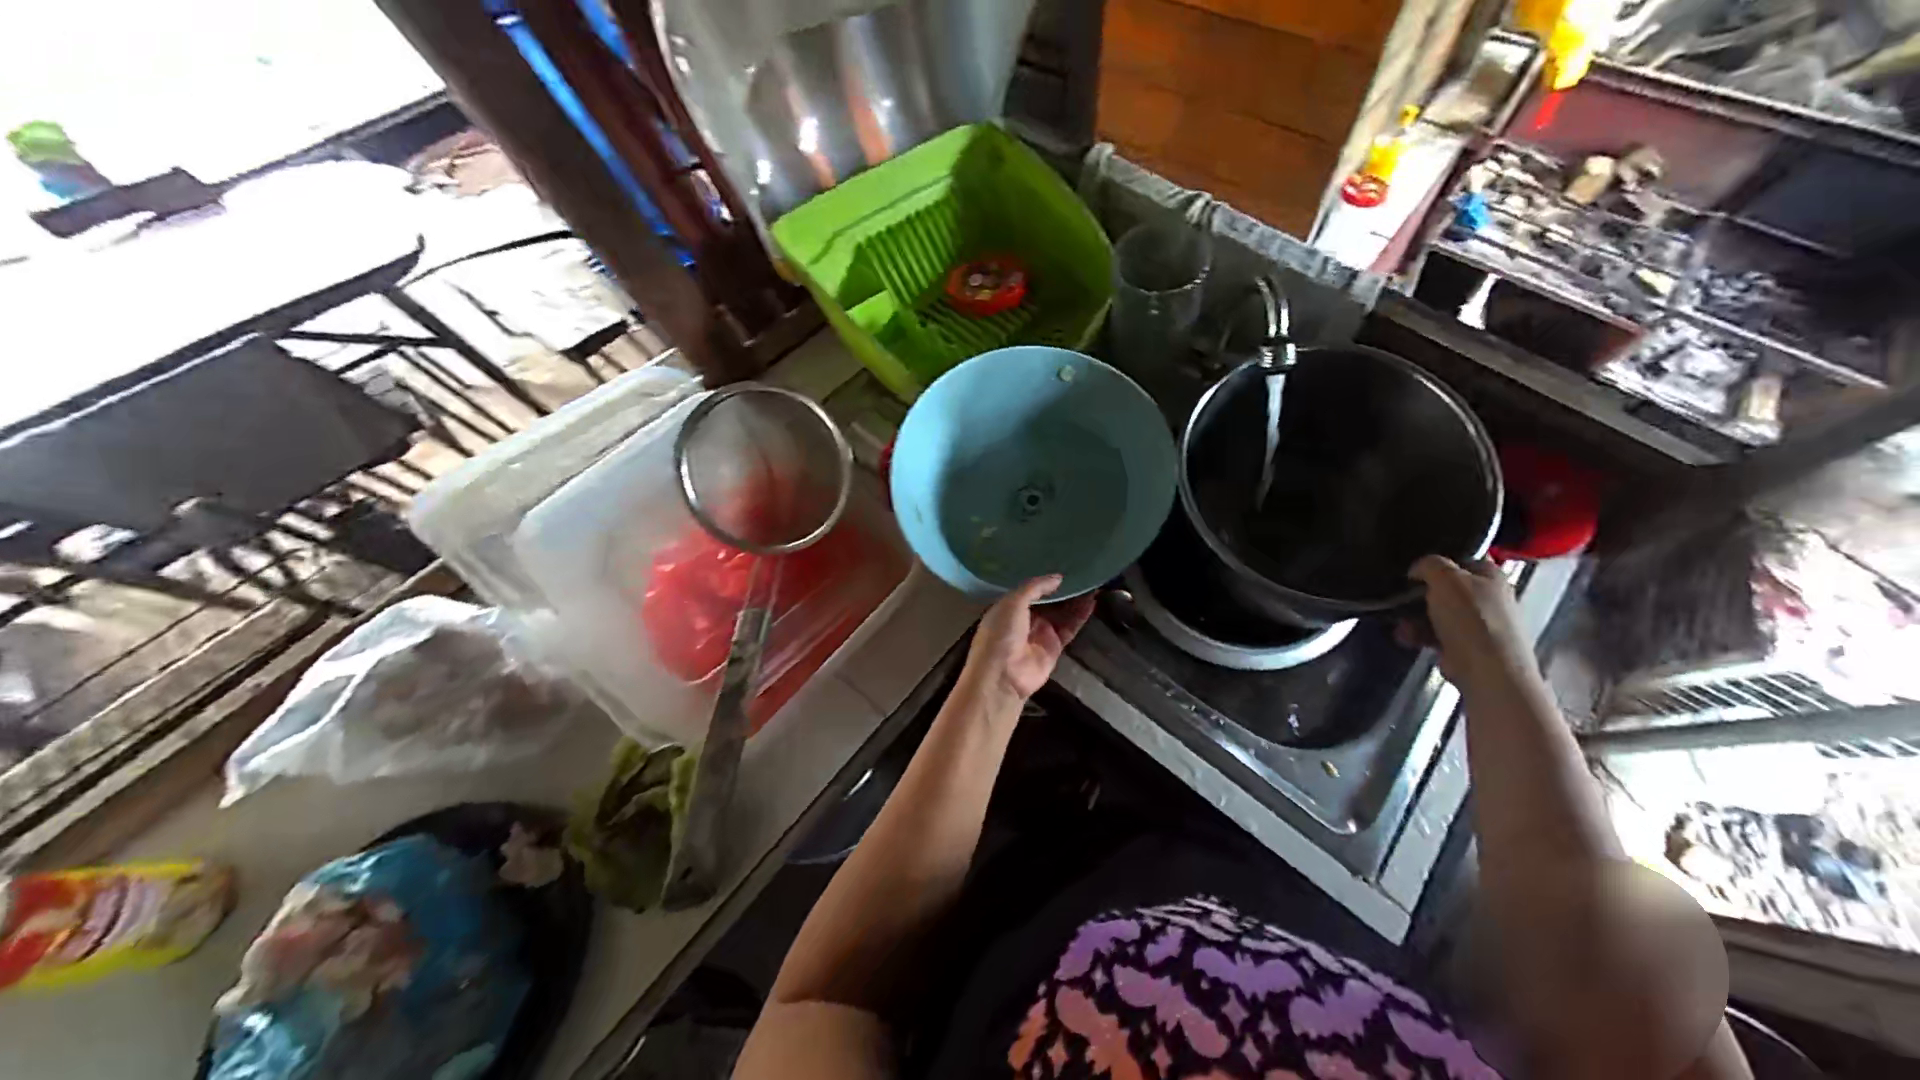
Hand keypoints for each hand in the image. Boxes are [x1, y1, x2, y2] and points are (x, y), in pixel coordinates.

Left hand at [961, 575, 1095, 706]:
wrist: (1003, 675)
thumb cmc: (1001, 633)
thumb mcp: (1012, 602)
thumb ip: (1035, 587)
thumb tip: (1058, 578)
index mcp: (1009, 606)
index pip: (1030, 588)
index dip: (1044, 579)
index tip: (1061, 563)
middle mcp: (1025, 618)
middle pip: (1049, 600)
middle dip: (1063, 588)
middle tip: (1082, 570)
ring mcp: (1041, 633)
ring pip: (1062, 612)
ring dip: (1075, 599)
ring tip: (1092, 582)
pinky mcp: (1055, 646)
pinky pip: (1070, 627)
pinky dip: (1080, 616)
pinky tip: (1092, 601)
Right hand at [1402, 556, 1538, 688]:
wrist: (1487, 670)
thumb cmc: (1470, 618)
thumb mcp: (1446, 579)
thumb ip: (1429, 565)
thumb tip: (1418, 569)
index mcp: (1491, 576)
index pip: (1462, 560)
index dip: (1436, 564)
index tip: (1413, 572)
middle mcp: (1490, 598)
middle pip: (1446, 590)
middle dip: (1419, 596)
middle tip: (1400, 600)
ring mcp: (1480, 625)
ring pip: (1438, 613)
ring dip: (1414, 618)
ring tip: (1400, 626)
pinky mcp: (1468, 647)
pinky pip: (1437, 635)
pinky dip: (1420, 636)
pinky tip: (1407, 638)